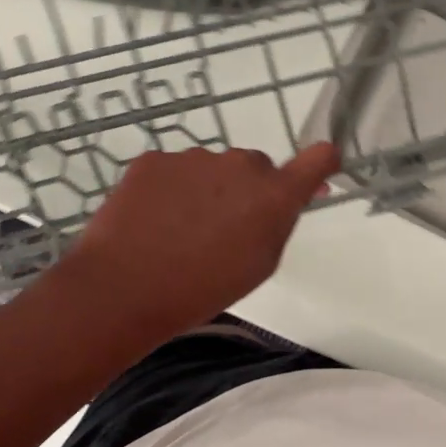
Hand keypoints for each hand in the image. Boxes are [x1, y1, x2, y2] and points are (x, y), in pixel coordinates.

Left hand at [55, 142, 341, 337]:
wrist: (124, 288)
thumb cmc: (203, 288)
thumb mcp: (260, 265)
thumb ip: (279, 224)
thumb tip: (288, 200)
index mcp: (275, 195)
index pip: (319, 158)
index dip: (321, 163)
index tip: (314, 176)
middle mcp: (241, 165)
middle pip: (257, 168)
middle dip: (249, 191)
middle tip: (225, 230)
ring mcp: (195, 158)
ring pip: (213, 169)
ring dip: (208, 190)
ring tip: (181, 232)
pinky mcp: (155, 160)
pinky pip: (176, 170)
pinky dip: (172, 190)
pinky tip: (154, 222)